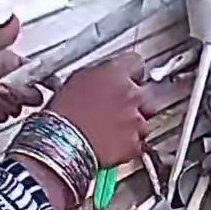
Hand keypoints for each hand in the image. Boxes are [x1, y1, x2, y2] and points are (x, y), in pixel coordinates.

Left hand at [0, 16, 42, 121]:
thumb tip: (14, 20)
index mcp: (11, 65)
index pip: (40, 75)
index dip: (51, 81)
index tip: (55, 84)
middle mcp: (10, 83)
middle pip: (33, 97)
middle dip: (17, 93)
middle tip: (1, 85)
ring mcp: (2, 100)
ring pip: (15, 107)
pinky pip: (1, 116)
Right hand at [46, 52, 156, 167]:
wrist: (65, 143)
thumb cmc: (65, 113)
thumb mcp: (78, 80)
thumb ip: (100, 76)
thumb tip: (104, 78)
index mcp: (116, 74)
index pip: (136, 63)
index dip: (132, 73)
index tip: (130, 78)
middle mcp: (131, 96)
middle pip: (145, 96)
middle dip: (136, 103)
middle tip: (118, 110)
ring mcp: (136, 121)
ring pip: (143, 123)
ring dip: (132, 126)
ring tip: (111, 130)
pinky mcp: (135, 145)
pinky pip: (138, 144)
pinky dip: (129, 146)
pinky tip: (112, 143)